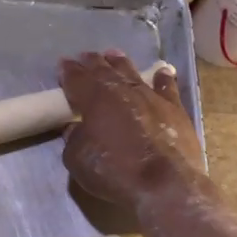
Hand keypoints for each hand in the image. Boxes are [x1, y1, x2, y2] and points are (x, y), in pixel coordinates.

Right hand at [58, 51, 202, 212]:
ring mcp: (150, 97)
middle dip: (93, 62)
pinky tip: (162, 71)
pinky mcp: (173, 109)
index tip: (63, 64)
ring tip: (113, 54)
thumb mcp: (78, 160)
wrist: (163, 182)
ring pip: (132, 73)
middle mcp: (122, 91)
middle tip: (85, 55)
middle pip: (104, 71)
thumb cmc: (113, 171)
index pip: (78, 79)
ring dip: (121, 63)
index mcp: (95, 100)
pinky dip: (162, 78)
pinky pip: (166, 87)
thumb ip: (74, 139)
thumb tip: (75, 128)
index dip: (69, 71)